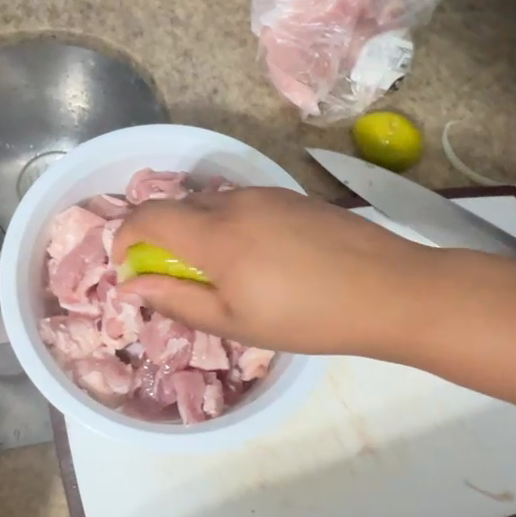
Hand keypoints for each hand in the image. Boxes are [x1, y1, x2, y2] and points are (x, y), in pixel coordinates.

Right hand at [112, 187, 434, 357]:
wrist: (390, 290)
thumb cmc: (307, 317)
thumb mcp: (234, 323)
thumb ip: (175, 300)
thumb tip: (129, 286)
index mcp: (214, 234)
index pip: (147, 217)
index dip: (125, 236)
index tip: (126, 265)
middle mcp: (234, 202)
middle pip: (177, 207)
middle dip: (161, 238)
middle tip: (176, 279)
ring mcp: (266, 194)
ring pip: (210, 204)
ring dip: (196, 231)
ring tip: (223, 274)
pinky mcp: (291, 196)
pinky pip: (241, 203)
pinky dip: (228, 225)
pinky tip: (260, 259)